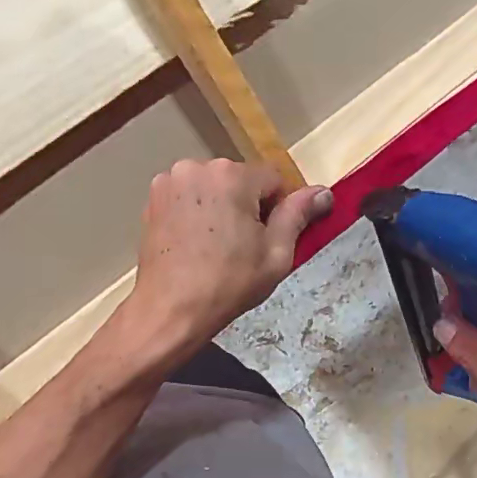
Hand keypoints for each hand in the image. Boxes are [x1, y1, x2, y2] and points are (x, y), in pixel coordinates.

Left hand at [124, 159, 331, 355]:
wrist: (169, 310)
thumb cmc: (227, 284)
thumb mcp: (275, 254)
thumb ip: (298, 215)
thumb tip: (324, 192)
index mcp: (231, 175)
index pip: (273, 180)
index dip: (278, 210)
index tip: (270, 239)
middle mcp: (196, 168)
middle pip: (239, 181)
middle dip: (247, 206)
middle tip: (243, 247)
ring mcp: (169, 182)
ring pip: (213, 189)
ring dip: (220, 208)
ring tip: (217, 247)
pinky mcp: (152, 200)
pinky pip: (188, 199)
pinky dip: (196, 214)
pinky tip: (196, 244)